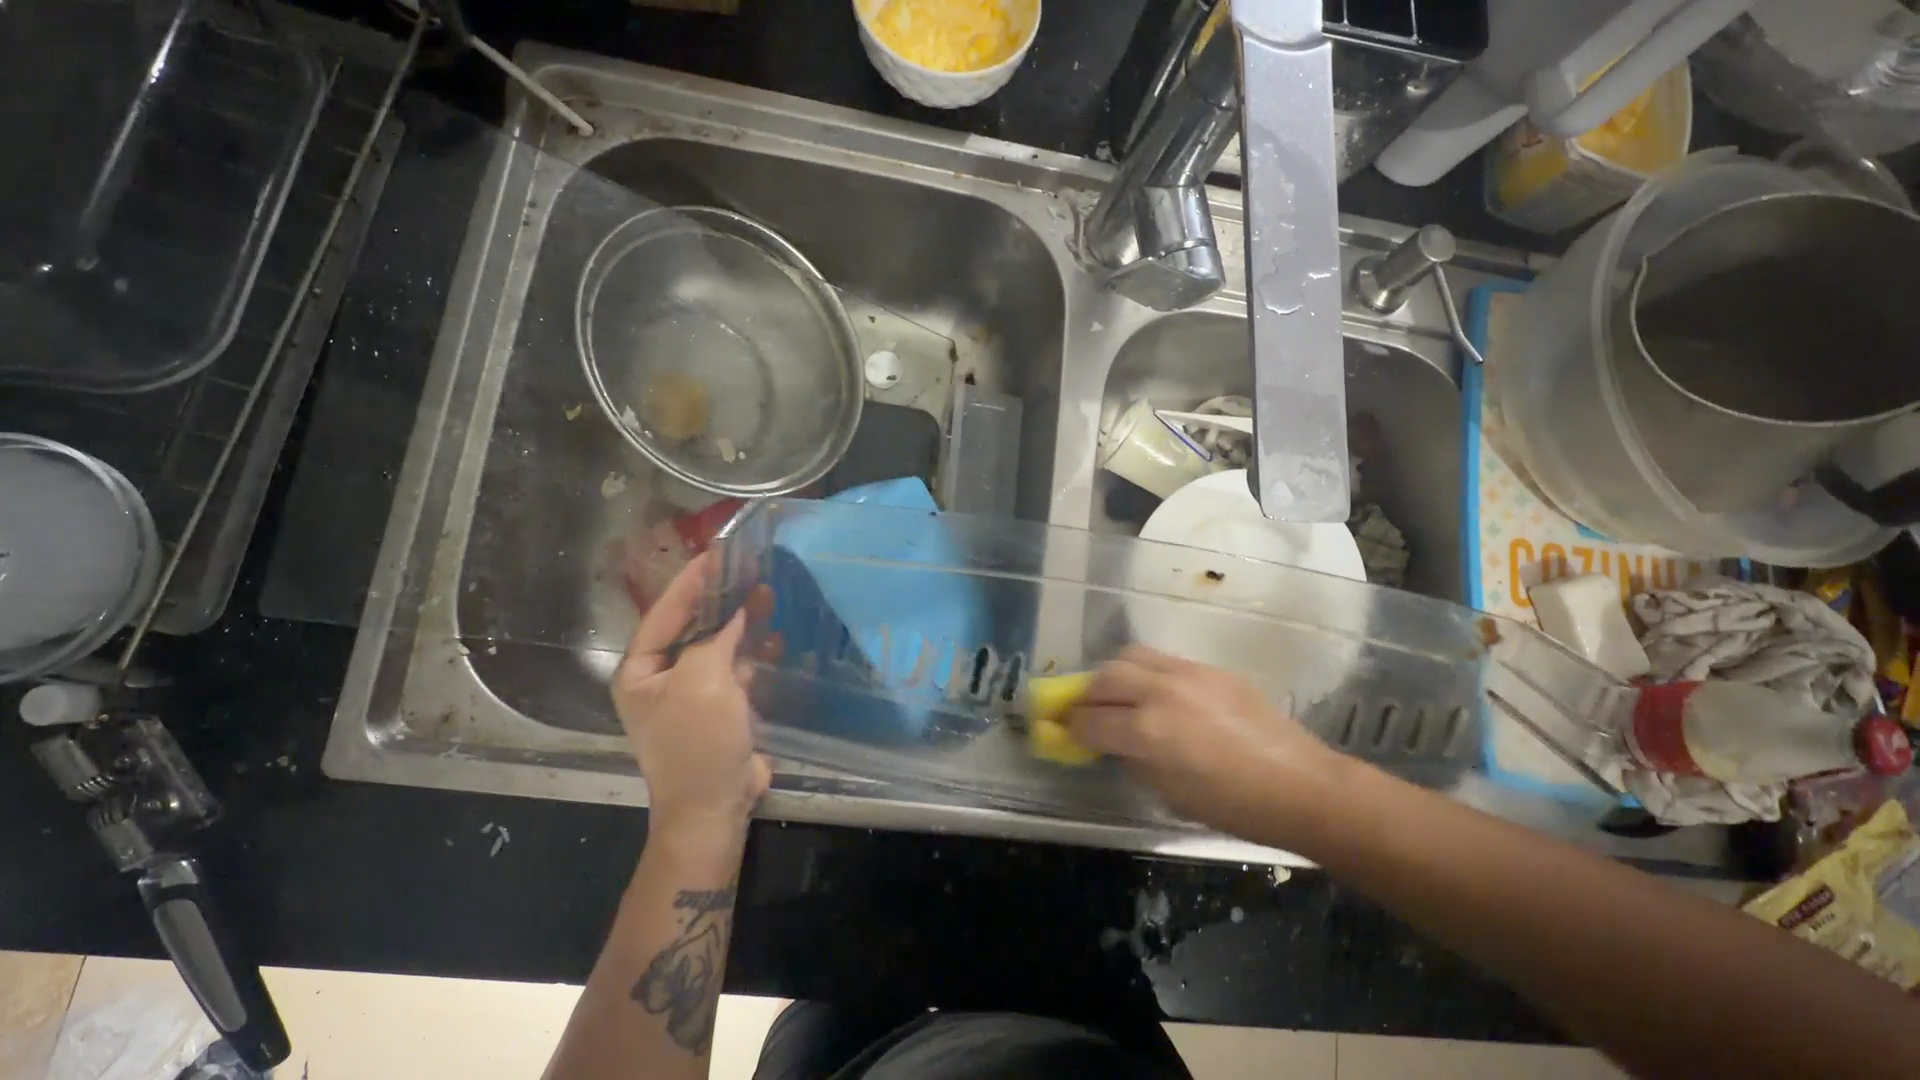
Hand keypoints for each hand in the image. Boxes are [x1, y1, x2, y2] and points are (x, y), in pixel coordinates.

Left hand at [613, 552, 771, 828]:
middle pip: (693, 629)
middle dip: (721, 602)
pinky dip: (753, 655)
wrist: (713, 806)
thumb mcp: (703, 681)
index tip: (715, 554)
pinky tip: (775, 638)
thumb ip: (716, 639)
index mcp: (641, 673)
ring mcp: (693, 697)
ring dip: (742, 626)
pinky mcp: (721, 712)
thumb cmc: (697, 741)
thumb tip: (736, 613)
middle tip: (747, 569)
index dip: (690, 583)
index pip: (664, 614)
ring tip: (767, 595)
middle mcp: (663, 680)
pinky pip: (736, 673)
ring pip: (718, 649)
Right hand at [1066, 646, 1341, 842]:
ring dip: (1114, 676)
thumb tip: (1112, 744)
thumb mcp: (1169, 794)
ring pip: (1131, 656)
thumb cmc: (1233, 806)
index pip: (1089, 721)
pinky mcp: (1210, 669)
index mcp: (1147, 731)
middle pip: (1104, 678)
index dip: (1071, 730)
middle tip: (1086, 714)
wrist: (1299, 786)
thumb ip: (1132, 761)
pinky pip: (1163, 660)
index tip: (1065, 734)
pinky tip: (1156, 695)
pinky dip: (1146, 673)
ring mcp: (1188, 674)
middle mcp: (1161, 692)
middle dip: (1087, 697)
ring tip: (1118, 696)